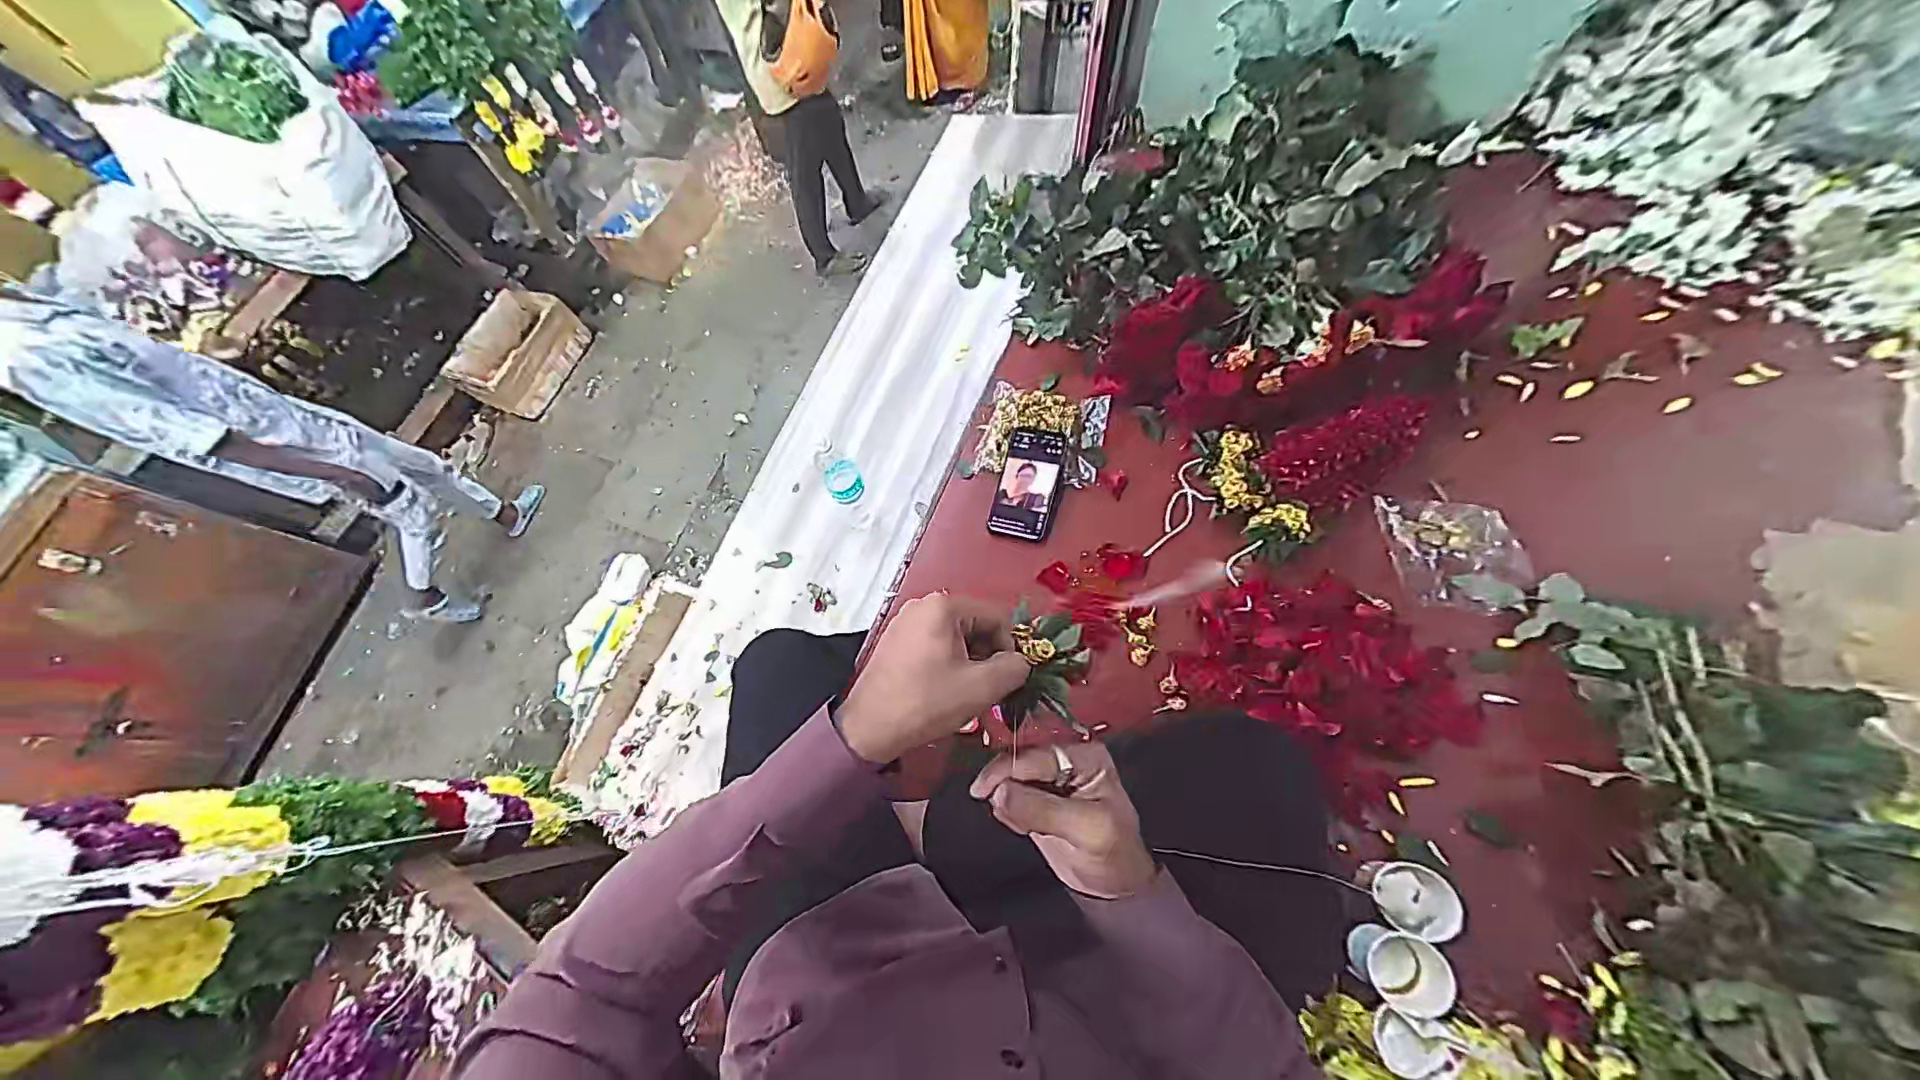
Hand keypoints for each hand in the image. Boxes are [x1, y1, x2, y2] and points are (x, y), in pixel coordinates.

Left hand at [837, 592, 1030, 764]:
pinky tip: (946, 691)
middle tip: (989, 689)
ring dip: (971, 663)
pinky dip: (950, 665)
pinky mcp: (897, 642)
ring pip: (957, 638)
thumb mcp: (981, 687)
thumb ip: (1014, 669)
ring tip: (967, 694)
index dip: (1010, 648)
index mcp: (943, 605)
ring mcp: (906, 622)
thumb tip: (1022, 662)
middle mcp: (923, 605)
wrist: (869, 728)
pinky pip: (937, 646)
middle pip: (976, 625)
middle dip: (989, 656)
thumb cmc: (926, 702)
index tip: (1008, 677)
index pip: (997, 617)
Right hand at [970, 742, 1157, 899]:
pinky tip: (1023, 826)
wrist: (1116, 883)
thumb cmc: (1114, 852)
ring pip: (1009, 776)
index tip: (983, 789)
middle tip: (1000, 810)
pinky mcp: (1036, 796)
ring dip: (1005, 799)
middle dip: (1003, 785)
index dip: (1006, 769)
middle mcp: (1065, 759)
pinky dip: (1007, 809)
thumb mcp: (1086, 829)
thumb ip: (1042, 809)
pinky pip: (1008, 793)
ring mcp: (1049, 777)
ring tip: (1022, 824)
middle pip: (1018, 760)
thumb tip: (1000, 792)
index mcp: (1084, 756)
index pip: (1034, 754)